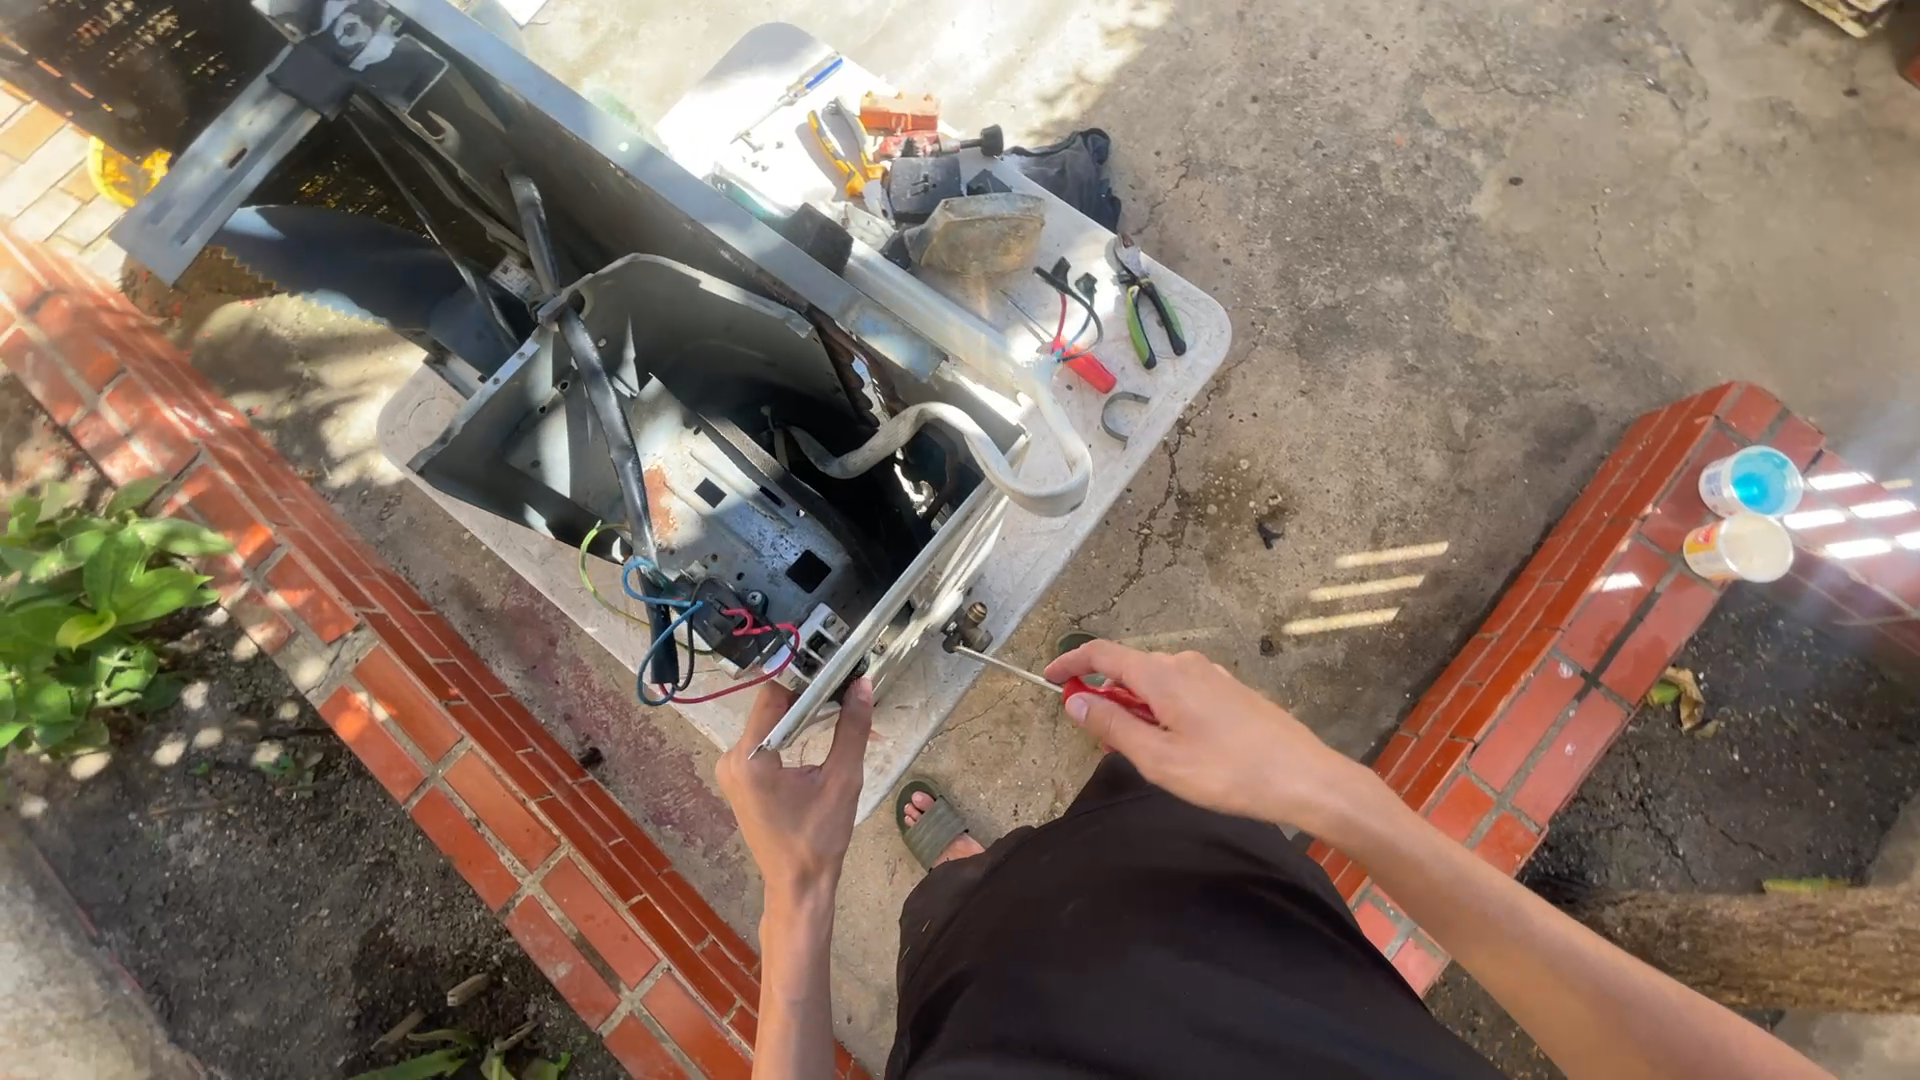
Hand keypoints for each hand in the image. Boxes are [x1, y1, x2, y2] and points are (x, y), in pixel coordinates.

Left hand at [715, 679, 873, 901]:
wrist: (799, 884)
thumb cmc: (820, 837)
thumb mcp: (843, 779)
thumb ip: (852, 727)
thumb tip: (861, 684)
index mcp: (750, 758)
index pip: (774, 695)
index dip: (805, 678)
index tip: (836, 670)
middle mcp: (732, 758)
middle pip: (772, 706)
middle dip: (810, 696)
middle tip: (845, 689)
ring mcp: (732, 768)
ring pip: (771, 721)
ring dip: (803, 714)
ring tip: (838, 708)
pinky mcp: (740, 776)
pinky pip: (767, 739)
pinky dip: (793, 732)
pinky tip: (819, 731)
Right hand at [1044, 642, 1382, 835]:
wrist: (1306, 778)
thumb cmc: (1228, 773)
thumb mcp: (1159, 758)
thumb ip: (1112, 727)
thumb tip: (1076, 702)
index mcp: (1162, 674)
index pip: (1102, 654)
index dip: (1070, 663)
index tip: (1049, 680)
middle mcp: (1184, 664)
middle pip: (1129, 668)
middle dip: (1105, 695)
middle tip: (1099, 738)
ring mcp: (1210, 674)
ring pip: (1155, 681)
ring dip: (1134, 706)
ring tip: (1140, 750)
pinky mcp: (1229, 691)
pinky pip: (1179, 689)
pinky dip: (1159, 708)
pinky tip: (1174, 743)